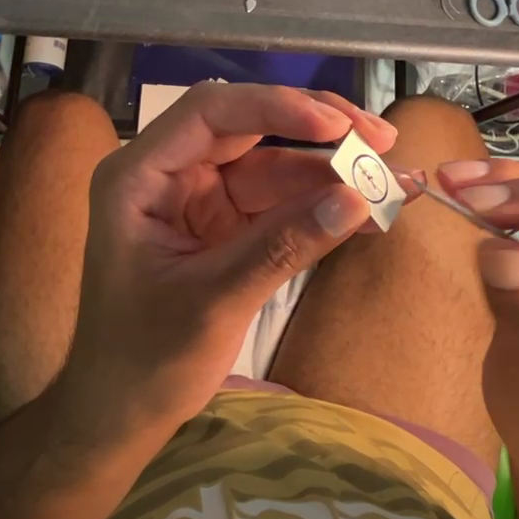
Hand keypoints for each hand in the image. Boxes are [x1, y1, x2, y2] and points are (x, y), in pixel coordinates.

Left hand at [59, 83, 394, 422]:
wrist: (122, 412)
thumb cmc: (145, 358)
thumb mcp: (215, 301)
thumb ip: (284, 246)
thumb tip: (358, 199)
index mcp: (139, 175)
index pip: (209, 113)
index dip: (275, 106)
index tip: (338, 124)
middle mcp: (169, 173)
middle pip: (248, 129)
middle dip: (317, 132)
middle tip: (383, 139)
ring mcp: (199, 198)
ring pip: (272, 164)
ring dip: (331, 173)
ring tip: (396, 182)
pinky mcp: (223, 225)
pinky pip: (278, 202)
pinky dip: (321, 206)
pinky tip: (369, 211)